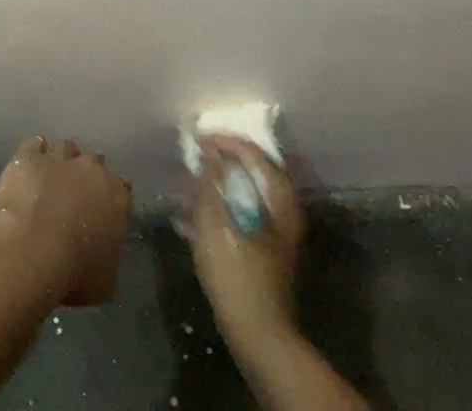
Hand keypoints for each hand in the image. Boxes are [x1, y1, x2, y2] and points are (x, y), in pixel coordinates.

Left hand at [0, 136, 131, 305]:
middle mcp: (93, 170)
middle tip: (74, 192)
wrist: (32, 250)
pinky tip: (29, 164)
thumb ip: (109, 261)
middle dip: (87, 173)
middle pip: (96, 161)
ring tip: (51, 174)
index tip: (101, 207)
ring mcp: (60, 159)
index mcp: (118, 197)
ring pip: (67, 148)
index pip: (122, 187)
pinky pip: (35, 145)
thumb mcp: (105, 281)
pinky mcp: (29, 157)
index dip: (111, 195)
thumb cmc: (75, 272)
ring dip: (62, 159)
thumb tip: (103, 260)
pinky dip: (34, 153)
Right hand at [186, 134, 304, 343]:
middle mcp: (283, 213)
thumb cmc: (237, 276)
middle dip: (222, 164)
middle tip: (196, 156)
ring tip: (188, 186)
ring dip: (217, 189)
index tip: (200, 137)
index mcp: (279, 201)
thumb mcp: (216, 226)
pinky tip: (189, 220)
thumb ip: (211, 186)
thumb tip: (210, 153)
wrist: (258, 335)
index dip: (227, 142)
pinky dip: (217, 213)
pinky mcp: (262, 253)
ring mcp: (274, 234)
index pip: (255, 156)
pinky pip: (238, 218)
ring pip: (244, 197)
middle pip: (253, 175)